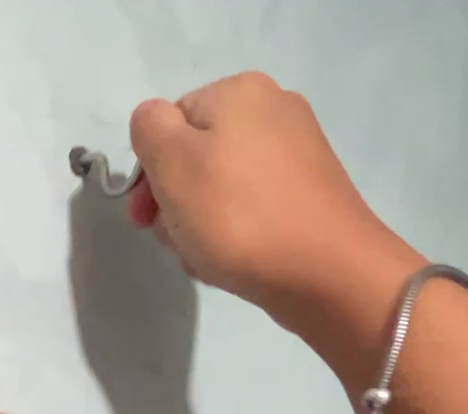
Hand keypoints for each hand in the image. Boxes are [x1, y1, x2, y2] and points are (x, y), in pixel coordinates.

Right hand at [127, 73, 425, 343]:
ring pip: (219, 186)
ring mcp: (296, 149)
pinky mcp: (308, 190)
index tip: (146, 217)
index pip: (167, 125)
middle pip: (193, 156)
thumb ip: (149, 128)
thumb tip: (154, 124)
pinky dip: (233, 230)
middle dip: (174, 201)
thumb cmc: (235, 215)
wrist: (321, 269)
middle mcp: (272, 108)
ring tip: (205, 254)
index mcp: (237, 91)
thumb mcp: (172, 163)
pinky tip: (233, 258)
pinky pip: (250, 205)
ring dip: (198, 223)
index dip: (149, 173)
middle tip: (175, 239)